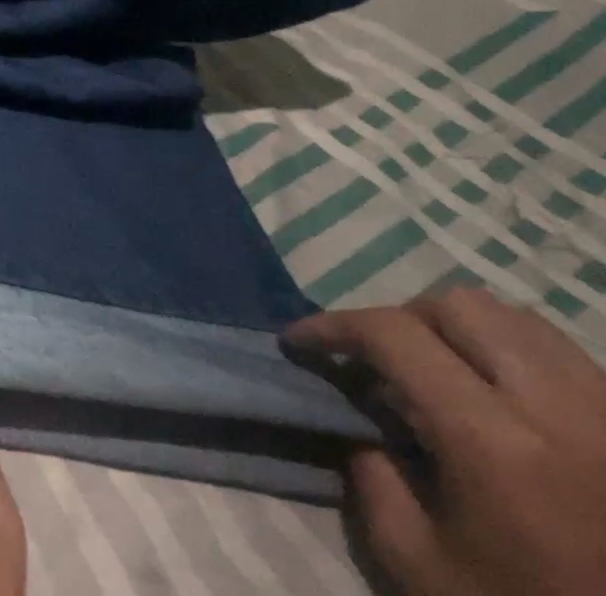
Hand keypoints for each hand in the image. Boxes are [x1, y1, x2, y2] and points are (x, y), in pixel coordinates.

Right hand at [286, 287, 605, 595]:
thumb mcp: (414, 555)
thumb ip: (372, 474)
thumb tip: (360, 422)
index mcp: (492, 440)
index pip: (394, 335)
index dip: (331, 326)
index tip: (298, 343)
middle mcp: (558, 408)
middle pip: (460, 307)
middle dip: (397, 320)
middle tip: (370, 360)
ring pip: (519, 320)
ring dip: (456, 330)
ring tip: (432, 371)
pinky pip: (563, 356)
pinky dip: (510, 353)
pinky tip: (491, 395)